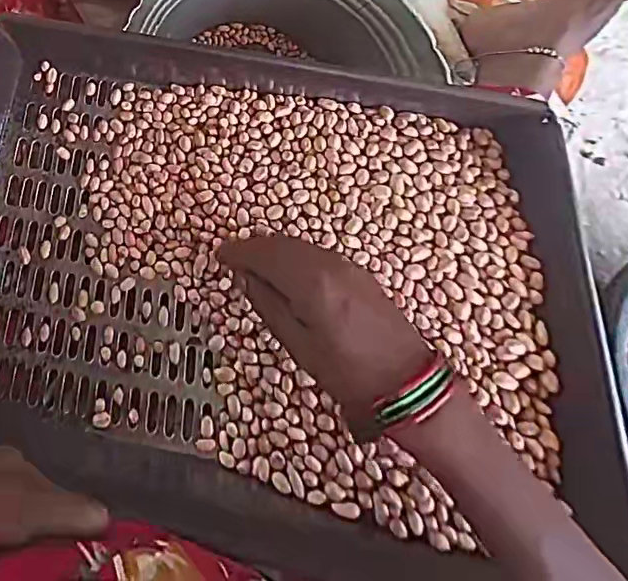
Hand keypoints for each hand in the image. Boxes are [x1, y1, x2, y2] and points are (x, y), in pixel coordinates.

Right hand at [217, 235, 432, 417]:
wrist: (408, 383)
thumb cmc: (347, 372)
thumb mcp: (296, 343)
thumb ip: (267, 303)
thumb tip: (244, 277)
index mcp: (309, 282)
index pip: (262, 253)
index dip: (236, 252)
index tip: (220, 256)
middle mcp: (328, 264)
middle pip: (279, 243)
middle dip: (253, 249)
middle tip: (233, 261)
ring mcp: (346, 265)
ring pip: (297, 245)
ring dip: (273, 251)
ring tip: (256, 268)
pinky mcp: (357, 272)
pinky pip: (314, 253)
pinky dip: (294, 256)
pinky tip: (287, 273)